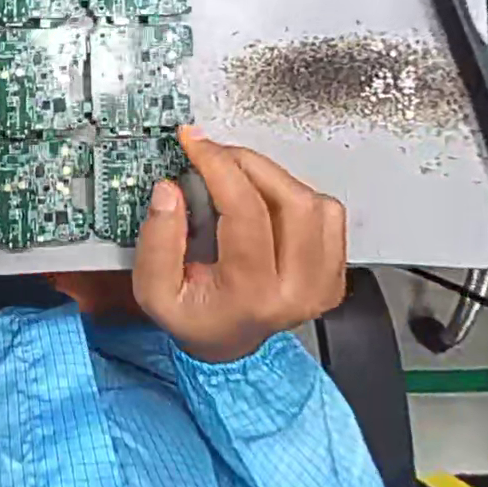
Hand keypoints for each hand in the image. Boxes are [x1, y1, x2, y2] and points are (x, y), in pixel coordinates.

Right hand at [132, 127, 346, 363]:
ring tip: (235, 174)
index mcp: (251, 294)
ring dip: (271, 176)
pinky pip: (328, 214)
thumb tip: (169, 191)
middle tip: (214, 153)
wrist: (225, 344)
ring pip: (315, 203)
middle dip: (247, 163)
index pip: (246, 213)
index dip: (219, 166)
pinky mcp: (334, 271)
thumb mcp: (152, 289)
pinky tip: (262, 195)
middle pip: (292, 201)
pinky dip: (293, 192)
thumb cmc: (191, 318)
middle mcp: (298, 289)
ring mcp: (323, 282)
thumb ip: (156, 241)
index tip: (195, 142)